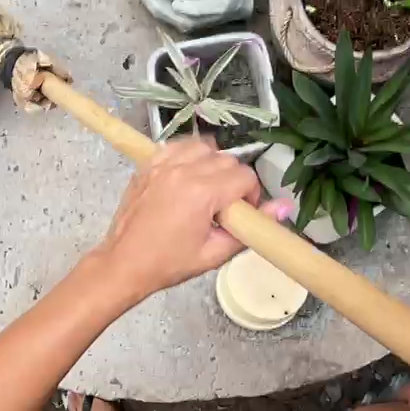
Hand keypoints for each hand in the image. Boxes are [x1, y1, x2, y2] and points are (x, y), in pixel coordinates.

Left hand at [85, 138, 293, 304]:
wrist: (124, 263)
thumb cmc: (167, 263)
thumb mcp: (214, 253)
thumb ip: (251, 228)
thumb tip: (285, 207)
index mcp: (201, 193)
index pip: (245, 177)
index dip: (250, 196)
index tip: (240, 214)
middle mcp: (182, 172)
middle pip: (227, 160)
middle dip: (233, 181)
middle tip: (223, 207)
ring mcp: (162, 166)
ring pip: (204, 148)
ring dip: (212, 165)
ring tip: (205, 190)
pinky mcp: (148, 166)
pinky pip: (177, 146)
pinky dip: (187, 156)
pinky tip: (186, 177)